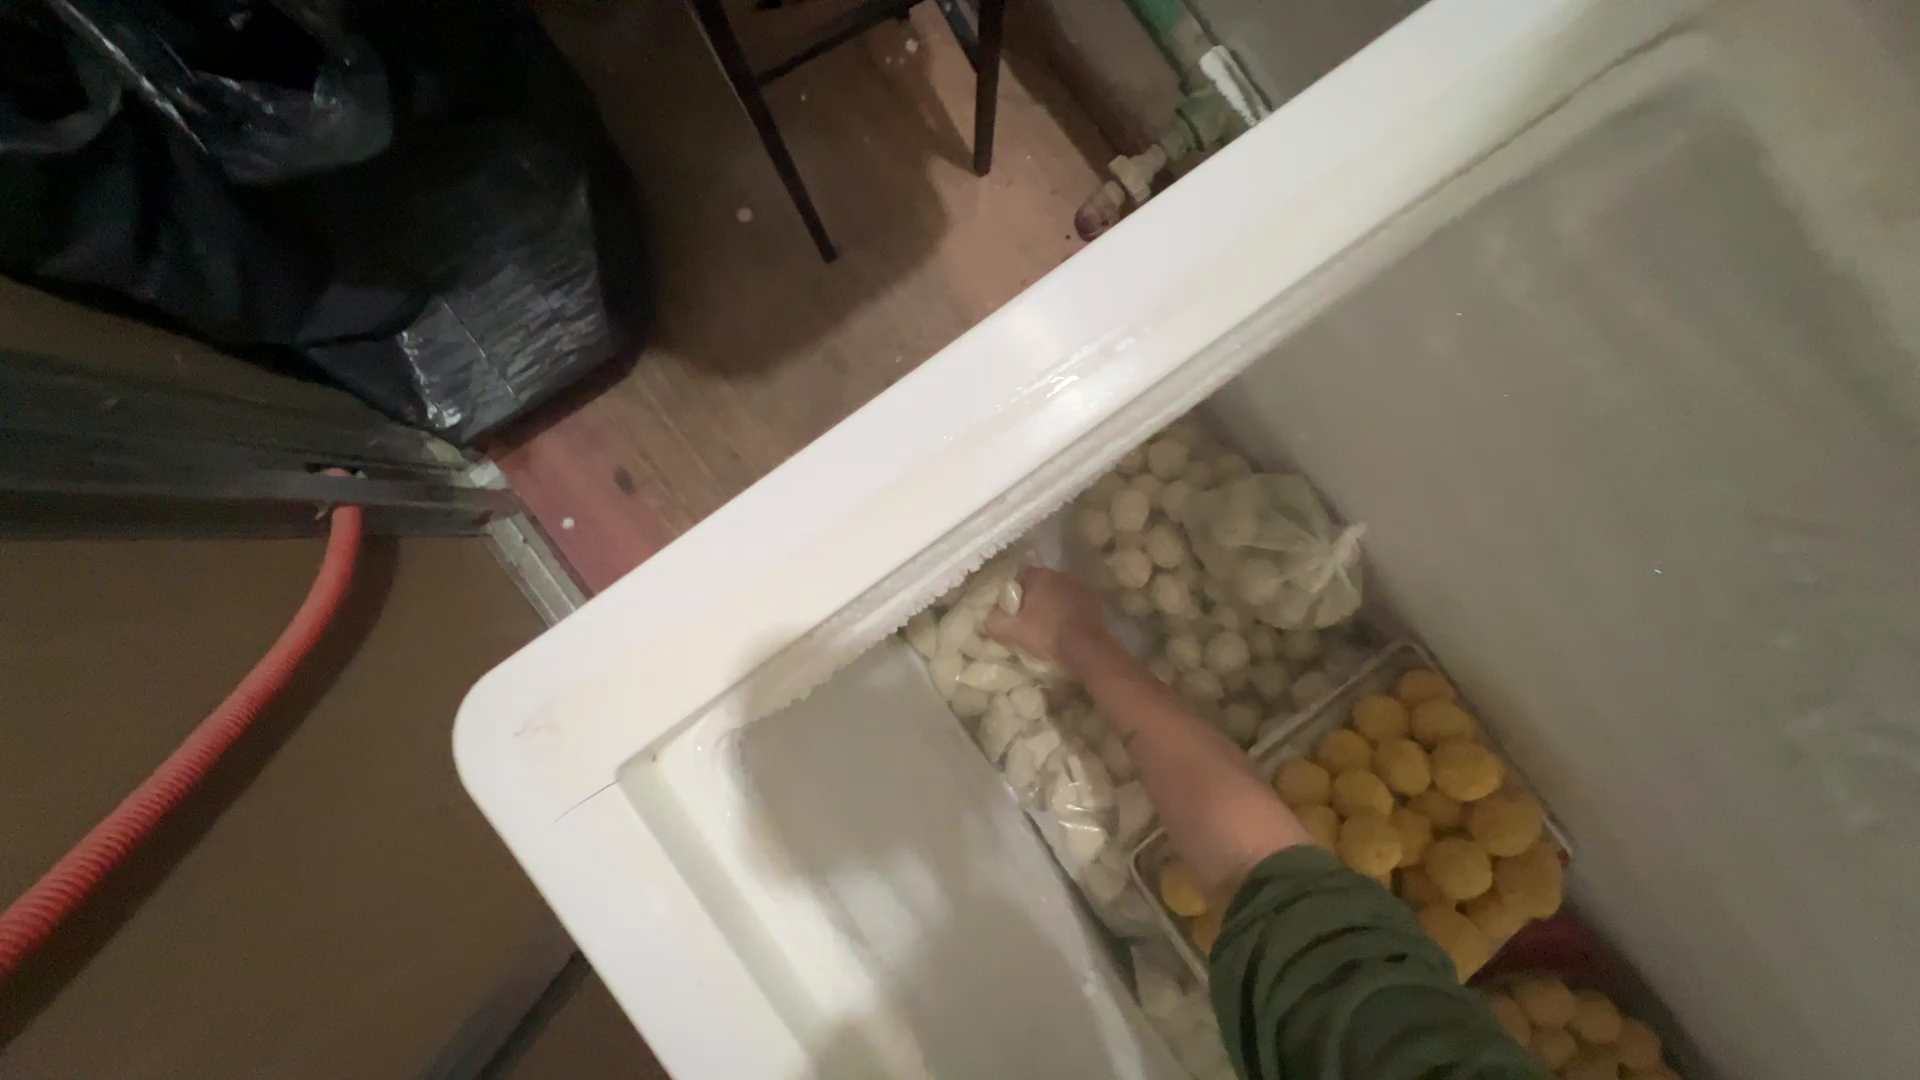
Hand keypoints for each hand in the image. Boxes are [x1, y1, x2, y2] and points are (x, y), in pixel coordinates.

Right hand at [984, 567, 1109, 664]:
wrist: (1084, 648)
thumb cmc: (1045, 634)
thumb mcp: (1011, 631)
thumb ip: (993, 621)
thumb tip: (988, 617)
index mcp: (1039, 575)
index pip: (1019, 577)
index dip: (1012, 593)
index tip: (1010, 609)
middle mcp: (1060, 574)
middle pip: (1039, 584)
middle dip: (1033, 598)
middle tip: (1026, 618)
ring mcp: (1079, 586)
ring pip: (1057, 592)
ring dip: (1051, 603)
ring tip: (1046, 623)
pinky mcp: (1093, 600)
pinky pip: (1073, 602)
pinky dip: (1067, 610)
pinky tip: (1064, 626)